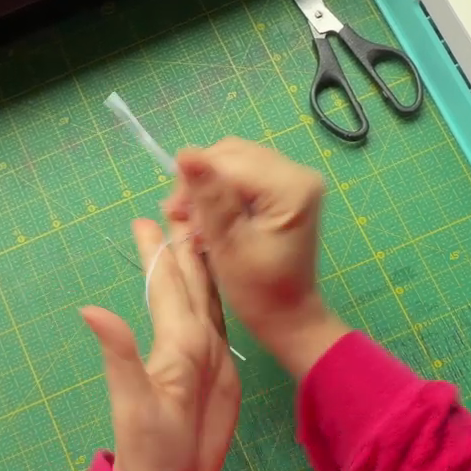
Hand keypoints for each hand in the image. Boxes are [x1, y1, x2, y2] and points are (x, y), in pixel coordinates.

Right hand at [80, 217, 240, 470]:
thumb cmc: (150, 457)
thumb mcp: (130, 408)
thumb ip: (118, 356)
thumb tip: (92, 309)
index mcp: (187, 349)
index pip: (169, 290)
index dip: (156, 255)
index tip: (144, 222)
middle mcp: (210, 349)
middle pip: (195, 289)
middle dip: (180, 252)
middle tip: (167, 217)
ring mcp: (219, 363)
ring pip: (209, 305)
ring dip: (196, 271)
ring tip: (185, 242)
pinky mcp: (222, 378)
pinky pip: (214, 325)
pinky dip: (204, 300)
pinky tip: (200, 294)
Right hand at [167, 138, 350, 378]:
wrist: (288, 317)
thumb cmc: (258, 292)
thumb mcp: (227, 246)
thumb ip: (209, 198)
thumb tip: (185, 154)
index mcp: (291, 187)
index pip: (229, 161)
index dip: (194, 180)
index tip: (172, 213)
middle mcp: (298, 174)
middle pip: (232, 155)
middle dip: (199, 182)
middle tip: (179, 217)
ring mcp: (293, 180)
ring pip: (234, 162)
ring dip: (207, 187)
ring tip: (193, 222)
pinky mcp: (285, 189)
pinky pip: (243, 175)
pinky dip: (220, 193)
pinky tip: (210, 218)